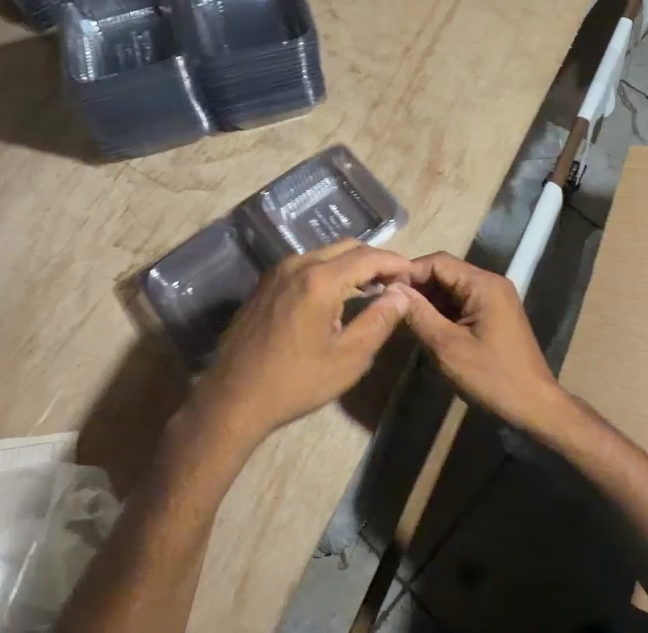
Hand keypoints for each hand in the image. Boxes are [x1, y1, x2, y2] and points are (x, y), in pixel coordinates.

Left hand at [191, 241, 414, 449]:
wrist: (233, 398)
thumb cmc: (295, 382)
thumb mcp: (348, 357)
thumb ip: (379, 320)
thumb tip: (401, 294)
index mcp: (320, 279)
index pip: (369, 257)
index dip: (395, 263)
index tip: (414, 274)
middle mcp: (298, 264)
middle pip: (348, 247)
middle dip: (375, 260)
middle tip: (396, 283)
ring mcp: (278, 271)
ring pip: (326, 254)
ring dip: (352, 264)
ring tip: (373, 288)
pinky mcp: (266, 283)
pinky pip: (306, 264)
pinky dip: (330, 271)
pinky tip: (339, 295)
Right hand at [393, 252, 576, 440]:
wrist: (533, 405)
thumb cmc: (491, 376)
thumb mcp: (448, 347)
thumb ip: (419, 315)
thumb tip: (392, 291)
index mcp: (483, 284)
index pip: (438, 262)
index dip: (408, 273)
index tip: (383, 290)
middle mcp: (490, 283)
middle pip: (445, 272)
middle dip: (417, 286)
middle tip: (388, 304)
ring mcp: (494, 299)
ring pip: (451, 288)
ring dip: (428, 300)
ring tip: (401, 316)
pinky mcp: (493, 314)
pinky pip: (461, 302)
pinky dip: (441, 311)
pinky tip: (423, 326)